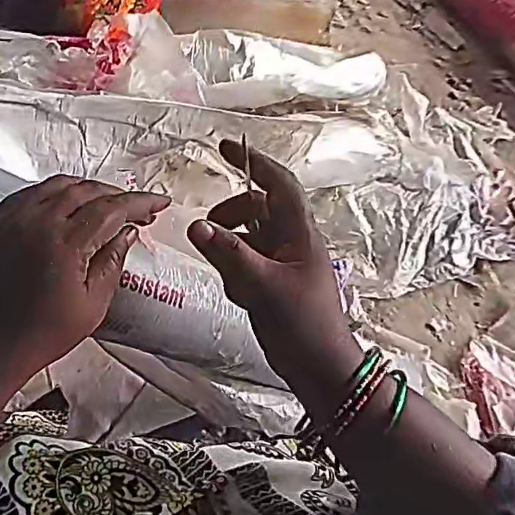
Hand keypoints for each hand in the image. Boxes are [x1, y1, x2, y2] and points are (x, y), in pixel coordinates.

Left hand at [0, 176, 169, 390]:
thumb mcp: (91, 307)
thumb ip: (112, 264)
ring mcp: (12, 219)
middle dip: (116, 195)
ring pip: (57, 185)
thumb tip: (127, 235)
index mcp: (64, 244)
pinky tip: (64, 204)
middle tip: (134, 210)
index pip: (112, 208)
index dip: (140, 202)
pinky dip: (54, 192)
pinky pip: (30, 192)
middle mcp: (36, 223)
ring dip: (86, 189)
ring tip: (104, 204)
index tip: (156, 204)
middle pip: (86, 190)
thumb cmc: (35, 335)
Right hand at [186, 140, 361, 399]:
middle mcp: (290, 242)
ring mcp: (280, 263)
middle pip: (254, 210)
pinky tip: (238, 293)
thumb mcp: (262, 286)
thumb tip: (196, 225)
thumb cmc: (303, 324)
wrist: (318, 367)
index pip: (278, 186)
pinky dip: (232, 271)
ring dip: (228, 249)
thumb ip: (228, 254)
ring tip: (228, 274)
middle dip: (229, 216)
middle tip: (206, 230)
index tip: (226, 148)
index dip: (254, 163)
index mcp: (299, 235)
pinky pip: (243, 262)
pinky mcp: (270, 282)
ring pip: (245, 238)